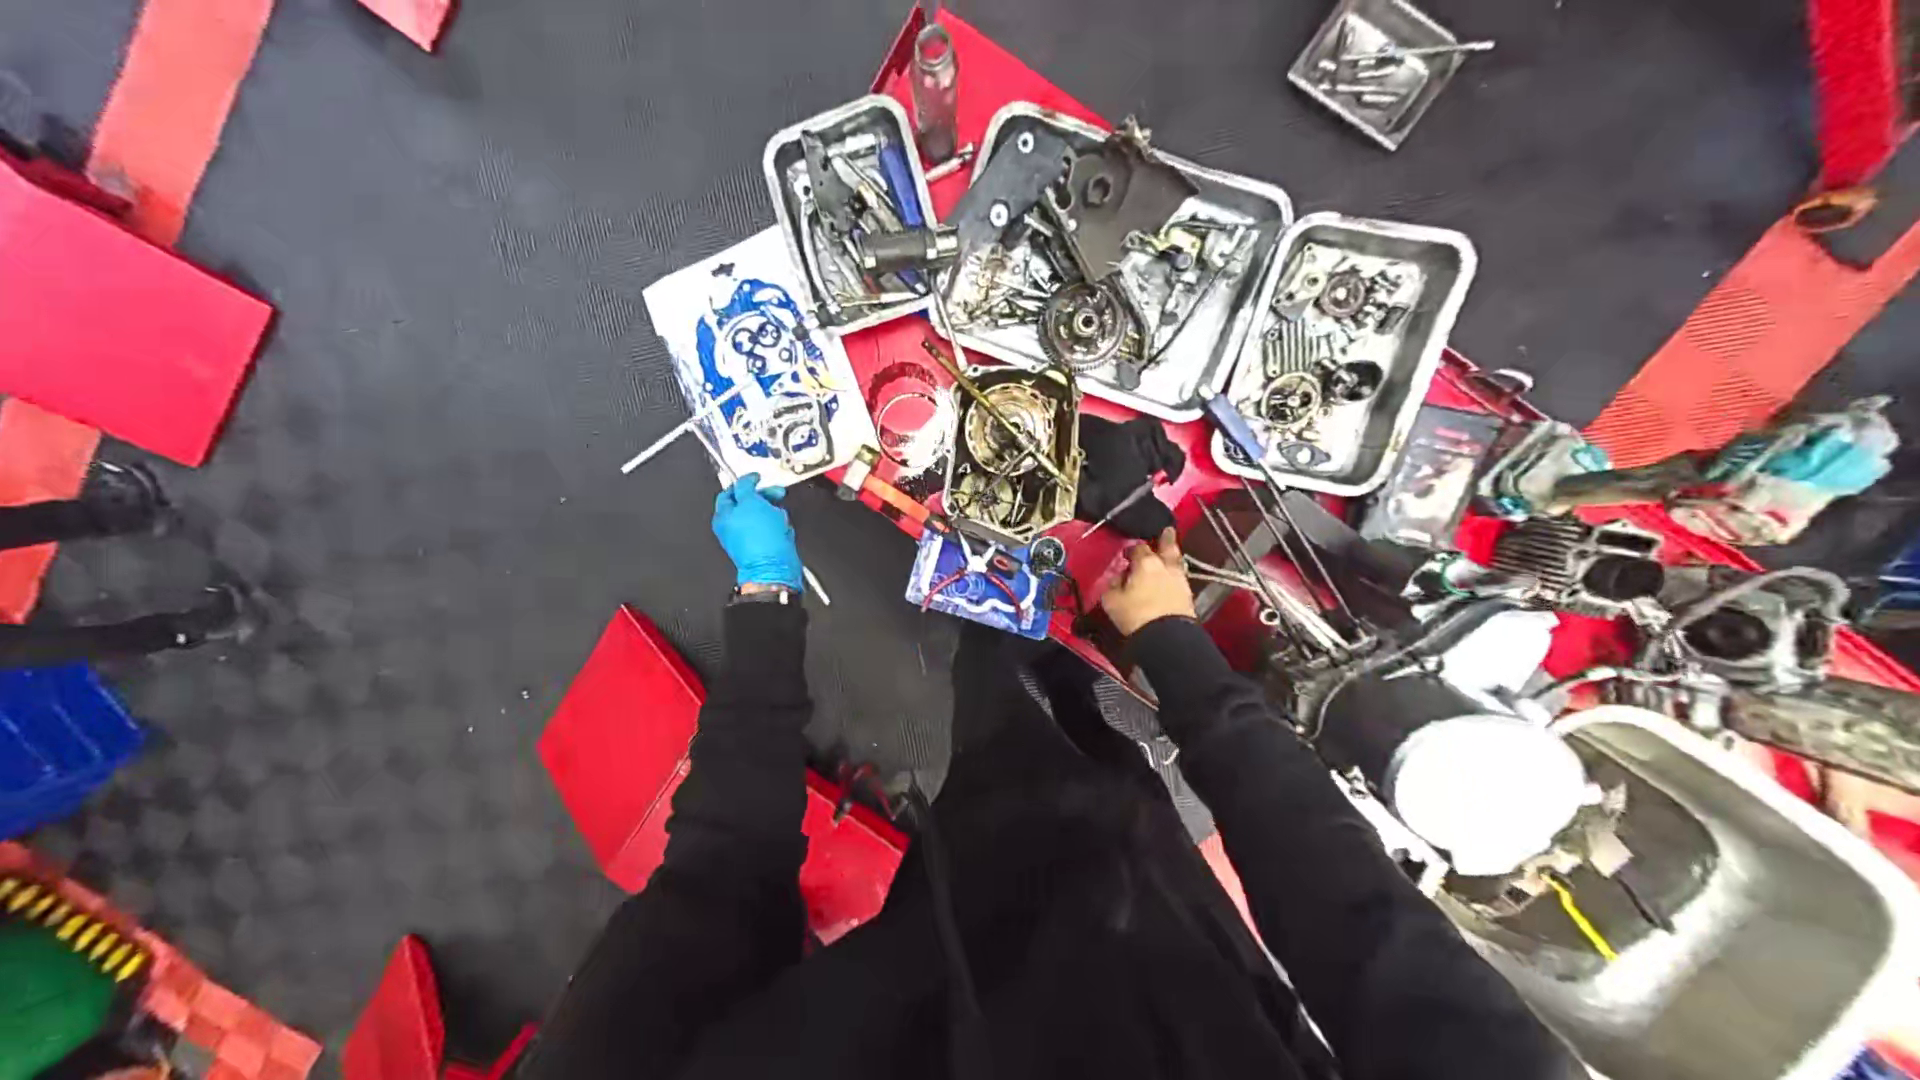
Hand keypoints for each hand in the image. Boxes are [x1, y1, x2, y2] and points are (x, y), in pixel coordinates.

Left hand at [712, 473, 803, 589]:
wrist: (775, 568)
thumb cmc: (759, 540)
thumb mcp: (750, 502)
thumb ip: (745, 488)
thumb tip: (745, 481)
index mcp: (723, 516)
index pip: (731, 491)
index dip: (744, 482)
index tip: (756, 477)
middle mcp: (733, 527)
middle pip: (748, 502)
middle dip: (763, 497)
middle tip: (775, 493)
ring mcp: (748, 537)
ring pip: (763, 515)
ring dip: (774, 511)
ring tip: (780, 516)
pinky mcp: (764, 546)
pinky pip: (773, 528)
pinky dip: (779, 525)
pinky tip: (783, 528)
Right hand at [1101, 527, 1195, 636]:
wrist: (1166, 637)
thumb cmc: (1135, 615)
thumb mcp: (1111, 600)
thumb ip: (1112, 585)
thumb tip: (1118, 578)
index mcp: (1146, 563)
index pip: (1138, 548)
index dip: (1131, 549)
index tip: (1126, 554)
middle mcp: (1166, 567)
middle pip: (1167, 548)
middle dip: (1166, 539)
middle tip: (1167, 531)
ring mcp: (1180, 581)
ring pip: (1176, 563)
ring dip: (1172, 557)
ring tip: (1170, 554)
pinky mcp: (1188, 596)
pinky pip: (1180, 579)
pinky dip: (1174, 575)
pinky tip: (1170, 579)